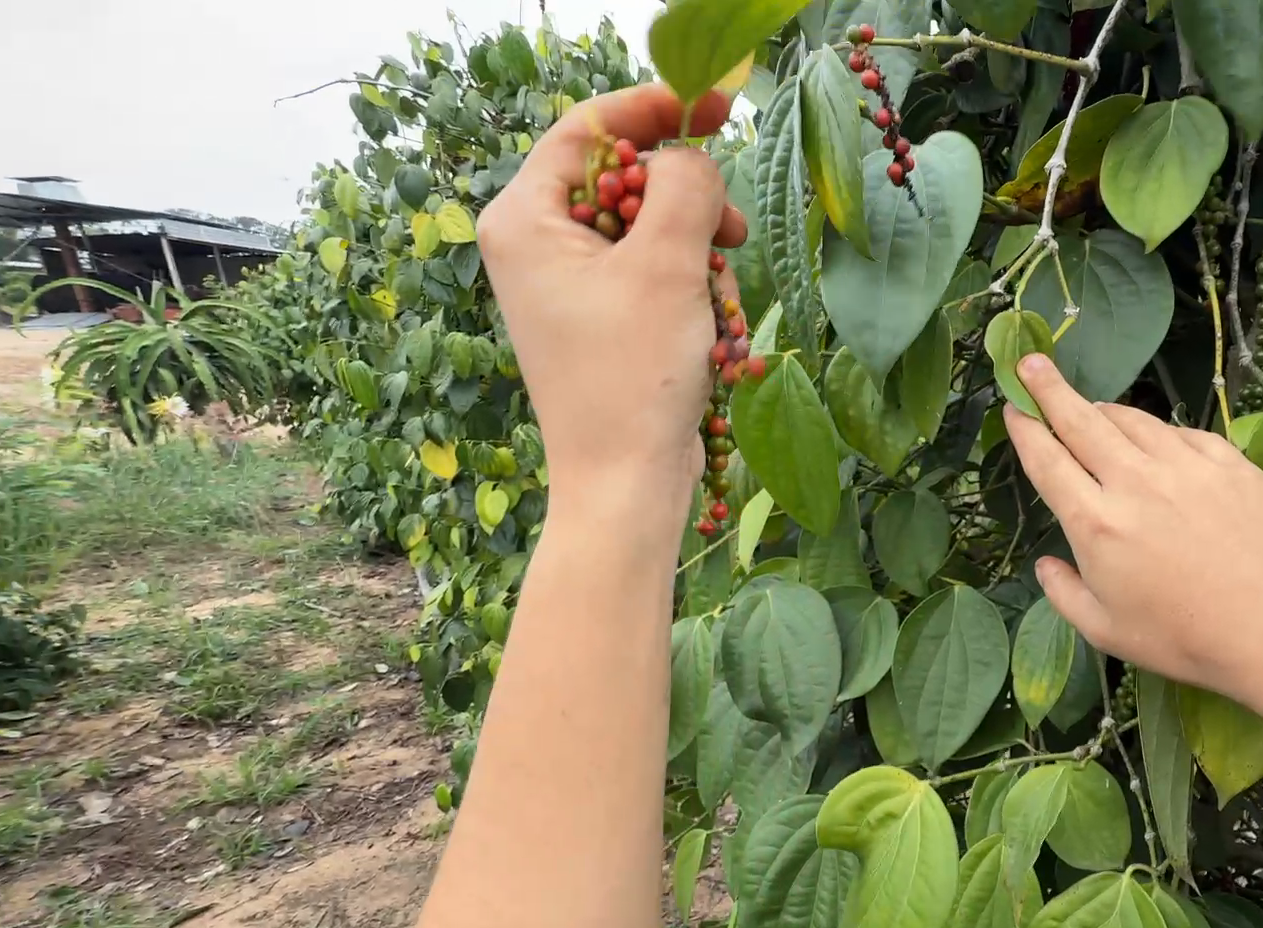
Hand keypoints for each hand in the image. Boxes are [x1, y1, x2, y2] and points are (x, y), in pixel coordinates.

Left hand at [477, 84, 747, 504]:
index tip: (714, 109)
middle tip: (736, 231)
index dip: (652, 112)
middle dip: (690, 207)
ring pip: (653, 240)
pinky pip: (658, 286)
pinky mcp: (608, 330)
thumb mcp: (665, 269)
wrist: (629, 484)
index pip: (587, 132)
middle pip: (627, 187)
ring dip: (701, 263)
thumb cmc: (634, 378)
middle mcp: (542, 251)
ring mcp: (575, 294)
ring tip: (720, 309)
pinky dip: (693, 300)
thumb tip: (694, 157)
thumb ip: (684, 189)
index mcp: (527, 221)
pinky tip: (712, 339)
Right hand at [1004, 354, 1262, 751]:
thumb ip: (1063, 594)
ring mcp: (1184, 464)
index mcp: (1095, 522)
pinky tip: (1154, 442)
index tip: (1011, 406)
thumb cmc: (1184, 638)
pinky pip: (1179, 432)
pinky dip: (1156, 431)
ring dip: (1103, 409)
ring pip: (1131, 418)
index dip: (1024, 429)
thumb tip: (1045, 563)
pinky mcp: (1227, 460)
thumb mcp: (1105, 632)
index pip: (1047, 460)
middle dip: (1049, 388)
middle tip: (1029, 361)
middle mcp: (1134, 480)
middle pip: (1082, 420)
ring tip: (1090, 409)